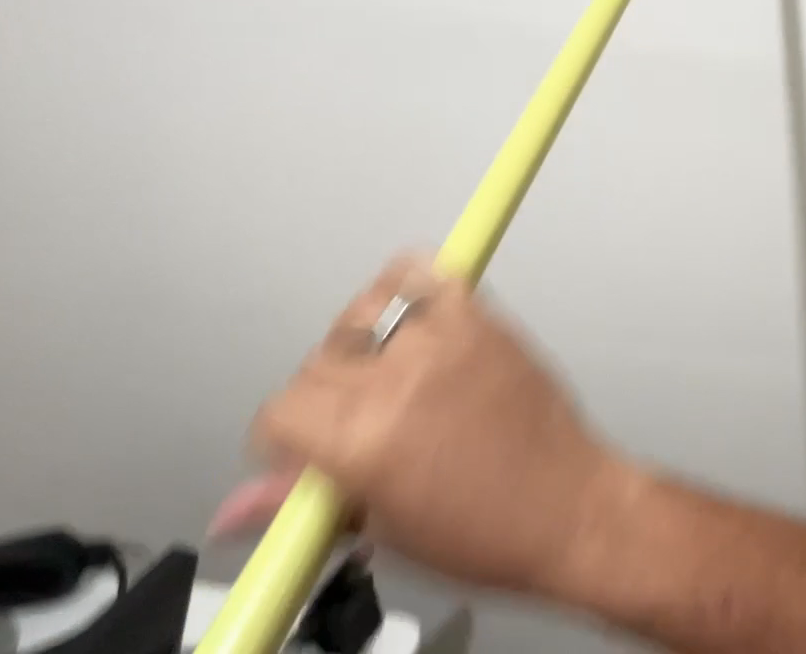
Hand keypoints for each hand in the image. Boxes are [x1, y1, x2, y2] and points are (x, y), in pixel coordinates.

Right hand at [210, 254, 632, 593]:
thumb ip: (306, 504)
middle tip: (356, 419)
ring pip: (364, 309)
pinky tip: (419, 318)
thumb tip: (235, 511)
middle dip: (324, 394)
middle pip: (317, 359)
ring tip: (389, 370)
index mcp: (363, 440)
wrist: (570, 507)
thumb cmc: (489, 532)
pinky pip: (428, 273)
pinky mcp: (482, 321)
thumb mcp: (385, 530)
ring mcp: (444, 341)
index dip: (285, 437)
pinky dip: (414, 284)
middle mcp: (399, 379)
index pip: (279, 409)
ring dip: (364, 338)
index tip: (306, 449)